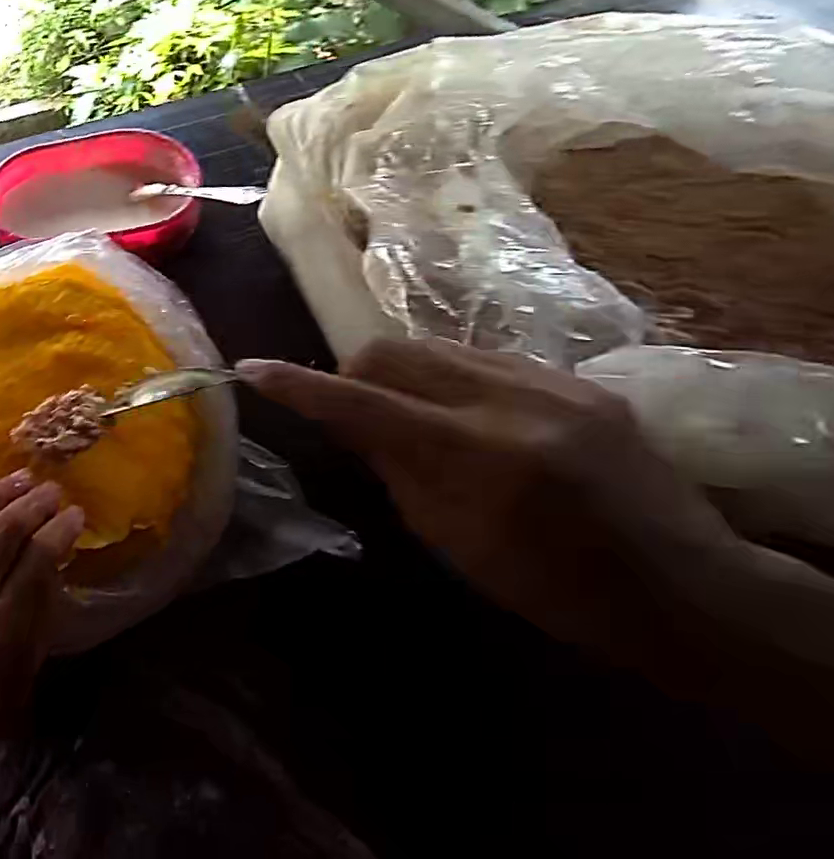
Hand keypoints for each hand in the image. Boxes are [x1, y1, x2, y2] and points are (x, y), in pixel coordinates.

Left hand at [0, 472, 84, 762]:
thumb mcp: (30, 662)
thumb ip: (42, 608)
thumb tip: (53, 557)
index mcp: (6, 624)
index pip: (38, 558)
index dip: (60, 529)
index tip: (76, 513)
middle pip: (3, 529)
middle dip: (33, 502)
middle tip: (52, 489)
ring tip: (19, 478)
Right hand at [237, 339, 736, 650]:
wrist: (685, 589)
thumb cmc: (543, 581)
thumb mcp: (441, 527)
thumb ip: (385, 458)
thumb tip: (337, 414)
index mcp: (474, 455)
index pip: (358, 402)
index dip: (297, 384)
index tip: (249, 369)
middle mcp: (511, 404)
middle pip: (390, 353)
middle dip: (351, 374)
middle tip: (352, 410)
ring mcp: (552, 385)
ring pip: (430, 345)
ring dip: (396, 371)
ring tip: (405, 409)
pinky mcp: (577, 381)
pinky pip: (478, 355)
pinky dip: (444, 375)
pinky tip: (458, 409)